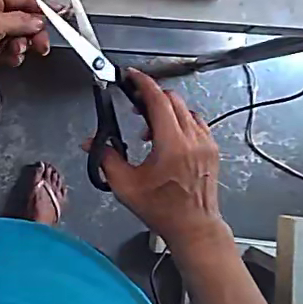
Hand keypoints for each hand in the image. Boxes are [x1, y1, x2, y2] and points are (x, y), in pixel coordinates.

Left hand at [0, 0, 50, 92]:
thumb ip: (21, 21)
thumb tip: (38, 20)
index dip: (42, 7)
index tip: (61, 15)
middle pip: (21, 15)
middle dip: (32, 30)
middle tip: (40, 43)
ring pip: (16, 33)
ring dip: (21, 44)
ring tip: (17, 51)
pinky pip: (7, 46)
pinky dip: (12, 53)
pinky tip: (9, 58)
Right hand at [91, 69, 234, 259]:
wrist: (193, 227)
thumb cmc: (164, 210)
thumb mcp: (126, 185)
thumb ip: (106, 159)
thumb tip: (92, 144)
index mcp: (172, 145)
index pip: (158, 100)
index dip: (143, 84)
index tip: (133, 77)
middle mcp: (192, 140)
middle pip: (172, 100)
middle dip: (151, 97)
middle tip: (135, 104)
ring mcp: (205, 144)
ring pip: (185, 109)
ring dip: (165, 110)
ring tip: (149, 128)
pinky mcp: (211, 149)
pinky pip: (196, 122)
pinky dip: (180, 121)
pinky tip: (168, 136)